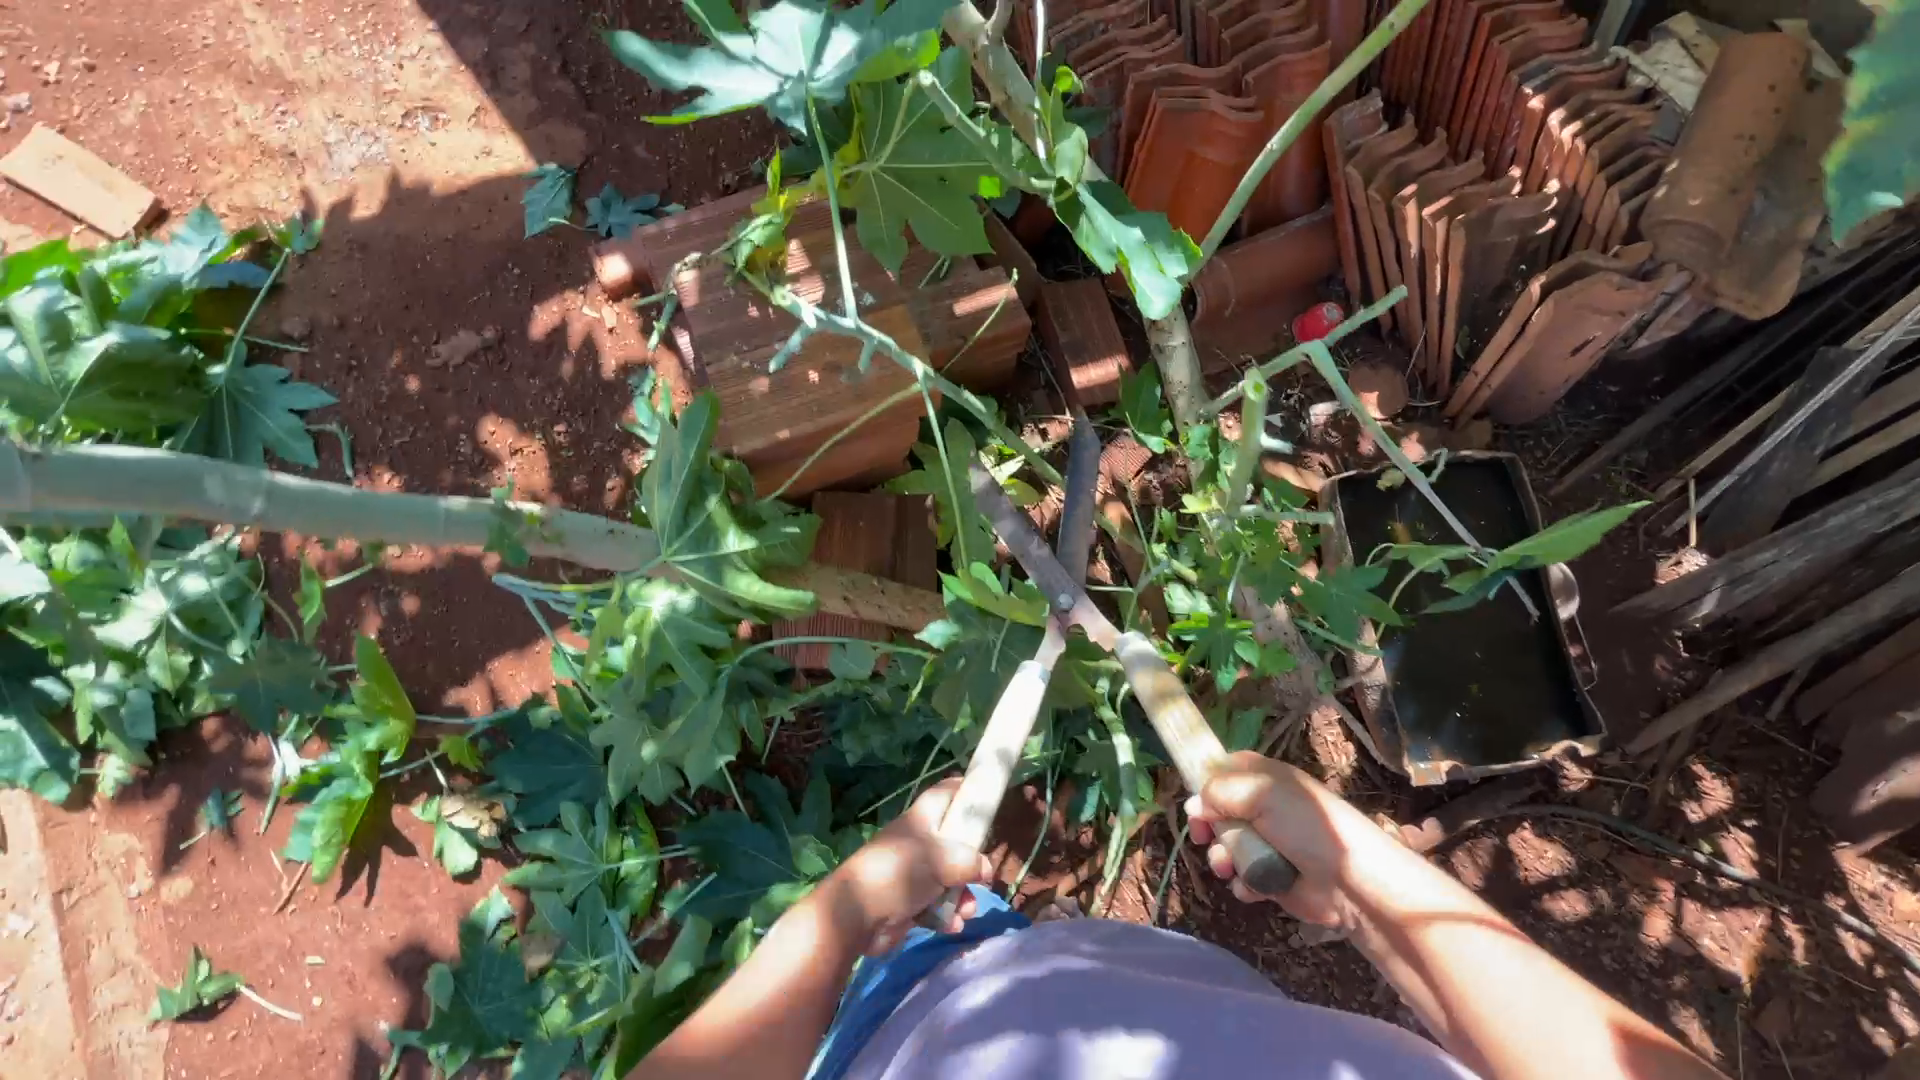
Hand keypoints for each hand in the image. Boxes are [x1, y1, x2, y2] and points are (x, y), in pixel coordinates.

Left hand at [823, 778, 993, 955]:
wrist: (858, 916)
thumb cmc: (899, 873)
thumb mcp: (941, 858)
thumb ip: (970, 861)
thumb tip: (985, 870)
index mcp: (921, 820)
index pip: (945, 794)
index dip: (965, 790)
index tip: (987, 799)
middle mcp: (918, 843)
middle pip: (955, 842)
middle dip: (973, 863)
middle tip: (982, 875)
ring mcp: (914, 873)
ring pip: (951, 879)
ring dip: (963, 896)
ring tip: (965, 910)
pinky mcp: (911, 902)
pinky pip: (940, 904)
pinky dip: (948, 914)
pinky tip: (951, 924)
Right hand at [1185, 752, 1396, 928]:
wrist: (1350, 882)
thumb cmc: (1307, 826)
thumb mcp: (1261, 793)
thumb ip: (1219, 792)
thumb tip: (1193, 806)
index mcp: (1263, 780)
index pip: (1223, 771)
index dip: (1205, 783)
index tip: (1193, 801)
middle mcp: (1261, 809)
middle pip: (1216, 811)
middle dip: (1208, 827)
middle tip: (1203, 837)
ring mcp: (1265, 843)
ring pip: (1223, 846)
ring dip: (1222, 858)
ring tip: (1230, 867)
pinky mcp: (1269, 877)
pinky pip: (1240, 877)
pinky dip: (1243, 882)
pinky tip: (1254, 886)